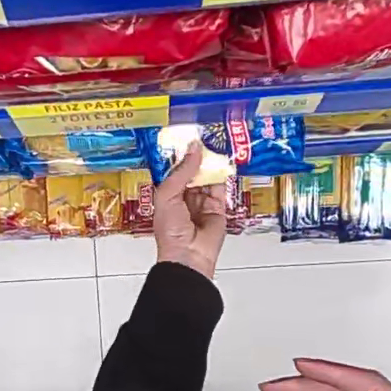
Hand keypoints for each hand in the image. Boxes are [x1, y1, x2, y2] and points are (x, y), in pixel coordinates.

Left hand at [152, 139, 227, 279]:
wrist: (189, 254)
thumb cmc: (171, 231)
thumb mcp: (168, 194)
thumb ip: (182, 171)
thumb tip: (194, 149)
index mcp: (168, 196)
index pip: (174, 171)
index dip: (180, 155)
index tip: (185, 137)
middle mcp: (185, 198)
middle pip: (192, 172)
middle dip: (196, 156)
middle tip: (202, 135)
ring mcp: (202, 203)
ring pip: (207, 177)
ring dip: (209, 163)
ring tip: (213, 142)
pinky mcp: (218, 208)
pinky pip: (221, 187)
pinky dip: (222, 174)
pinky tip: (222, 159)